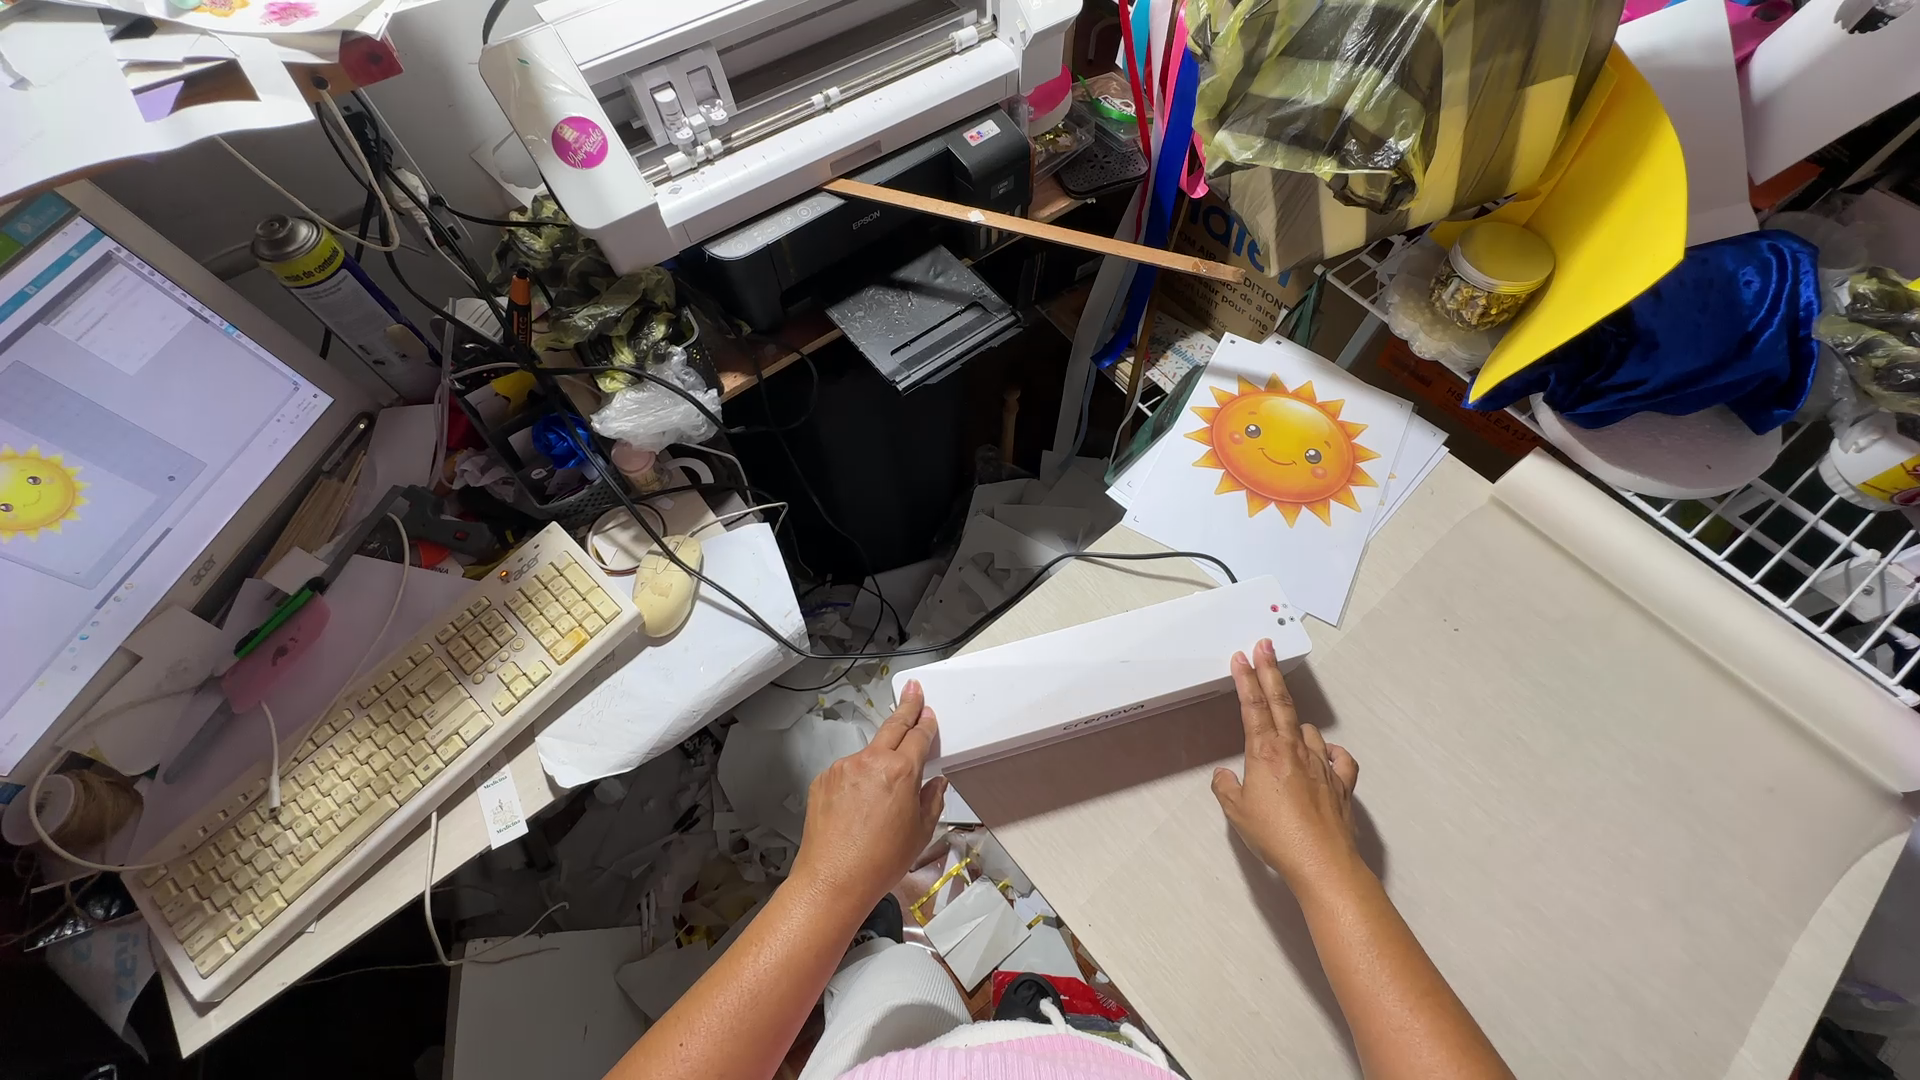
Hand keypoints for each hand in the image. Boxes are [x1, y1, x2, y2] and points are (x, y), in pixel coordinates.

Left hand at [790, 679, 947, 909]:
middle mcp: (871, 761)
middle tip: (912, 689)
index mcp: (901, 771)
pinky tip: (856, 806)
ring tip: (881, 790)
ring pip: (868, 753)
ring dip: (878, 757)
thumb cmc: (882, 861)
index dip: (925, 723)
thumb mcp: (920, 833)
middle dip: (906, 706)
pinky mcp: (823, 779)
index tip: (928, 712)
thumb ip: (931, 800)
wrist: (832, 880)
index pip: (918, 736)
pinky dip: (856, 779)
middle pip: (892, 726)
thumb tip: (935, 782)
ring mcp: (843, 767)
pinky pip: (847, 772)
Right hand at [1212, 640, 1362, 894]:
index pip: (1252, 706)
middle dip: (1270, 672)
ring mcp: (1321, 765)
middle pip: (1281, 702)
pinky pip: (1338, 759)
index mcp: (1264, 752)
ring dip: (1296, 724)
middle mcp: (1294, 750)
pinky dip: (1329, 754)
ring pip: (1308, 730)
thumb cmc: (1275, 835)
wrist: (1322, 863)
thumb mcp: (1236, 812)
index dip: (1246, 678)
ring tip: (1286, 729)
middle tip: (1265, 646)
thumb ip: (1226, 788)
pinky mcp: (1342, 784)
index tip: (1241, 655)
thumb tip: (1226, 776)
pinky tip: (1324, 756)